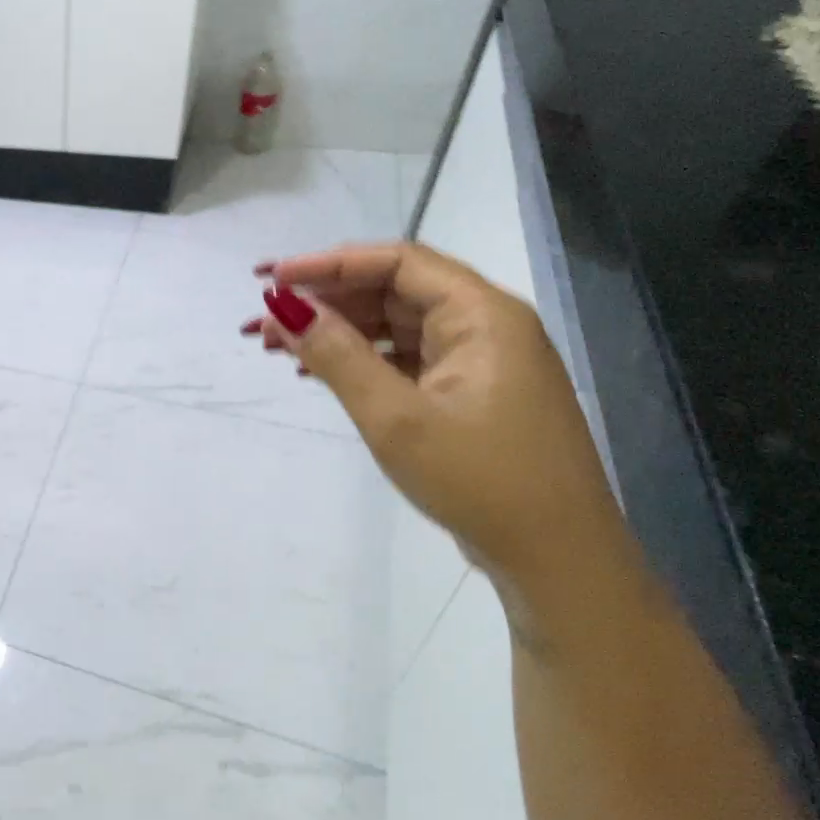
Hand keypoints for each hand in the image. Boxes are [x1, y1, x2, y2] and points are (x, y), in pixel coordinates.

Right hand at [241, 243, 635, 608]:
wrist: (557, 558)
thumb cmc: (479, 479)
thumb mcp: (395, 416)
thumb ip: (337, 355)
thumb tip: (285, 307)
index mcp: (482, 316)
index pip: (397, 262)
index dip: (328, 264)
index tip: (269, 278)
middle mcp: (486, 326)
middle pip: (393, 290)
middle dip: (323, 301)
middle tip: (262, 321)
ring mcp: (481, 362)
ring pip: (395, 326)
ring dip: (335, 332)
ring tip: (275, 347)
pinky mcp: (471, 395)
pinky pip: (406, 358)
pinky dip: (360, 360)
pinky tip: (317, 373)